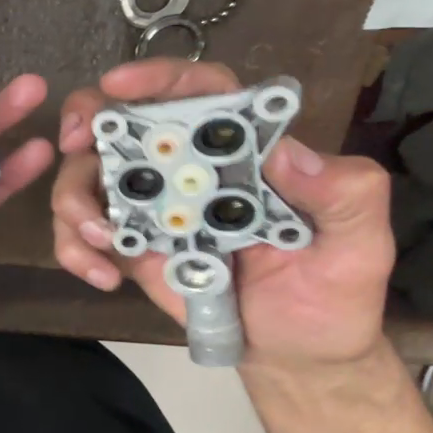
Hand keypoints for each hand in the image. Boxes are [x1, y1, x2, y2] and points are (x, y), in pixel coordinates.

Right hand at [50, 59, 394, 369]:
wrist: (291, 351)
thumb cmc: (330, 292)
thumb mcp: (358, 244)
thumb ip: (342, 194)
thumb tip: (287, 153)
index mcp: (242, 151)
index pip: (200, 94)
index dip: (158, 80)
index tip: (118, 87)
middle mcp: (186, 168)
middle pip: (121, 124)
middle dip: (85, 124)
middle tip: (73, 145)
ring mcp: (148, 206)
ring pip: (86, 178)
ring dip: (76, 204)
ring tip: (101, 243)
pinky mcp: (125, 244)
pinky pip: (77, 235)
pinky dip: (75, 251)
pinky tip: (103, 277)